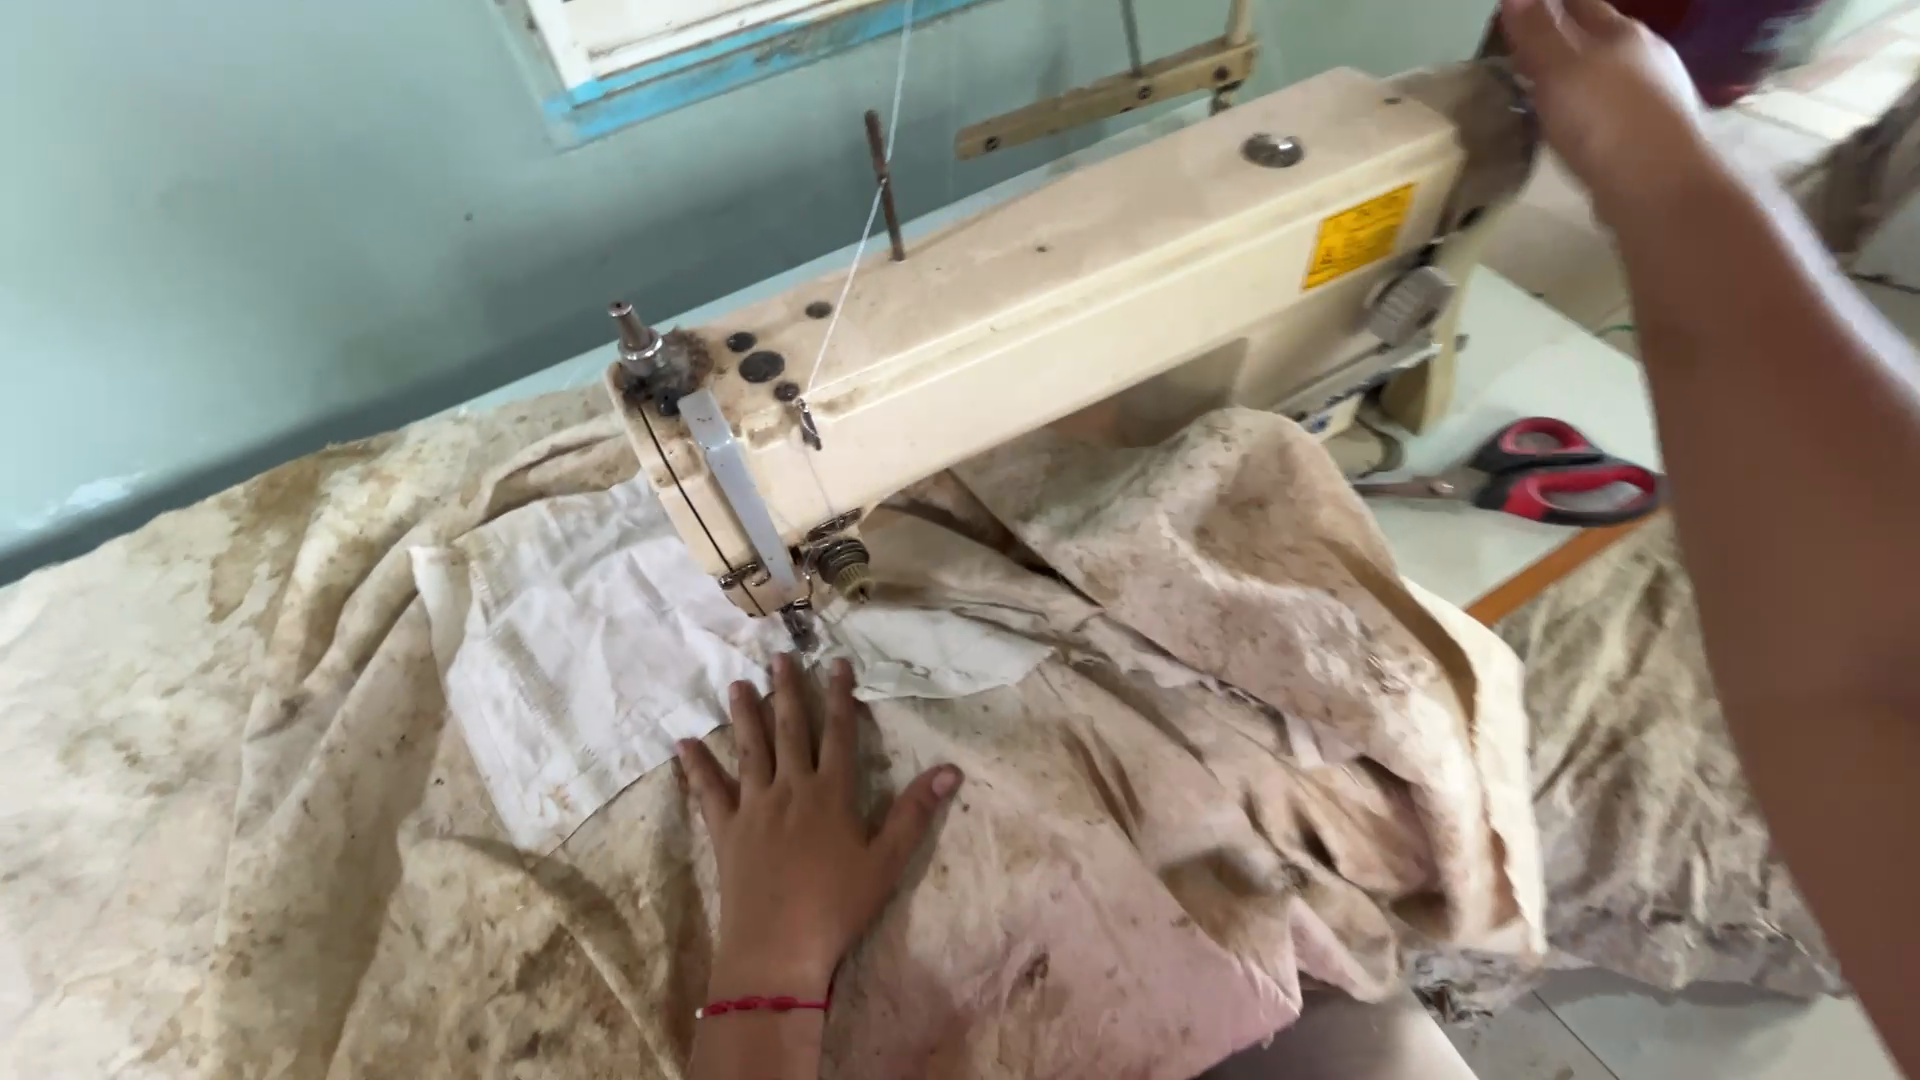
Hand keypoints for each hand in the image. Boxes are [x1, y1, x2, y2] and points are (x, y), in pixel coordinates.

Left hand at [676, 654, 962, 999]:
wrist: (776, 950)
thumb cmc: (837, 906)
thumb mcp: (888, 861)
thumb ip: (916, 811)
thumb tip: (951, 770)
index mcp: (831, 792)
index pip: (838, 731)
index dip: (839, 694)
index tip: (836, 662)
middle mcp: (791, 788)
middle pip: (790, 729)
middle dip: (788, 690)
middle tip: (779, 656)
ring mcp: (754, 807)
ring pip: (749, 749)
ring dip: (745, 714)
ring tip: (737, 683)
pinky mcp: (725, 831)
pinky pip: (708, 791)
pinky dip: (696, 766)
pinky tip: (683, 743)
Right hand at [1501, 0, 1710, 218]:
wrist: (1652, 179)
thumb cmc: (1603, 119)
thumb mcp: (1561, 71)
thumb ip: (1538, 33)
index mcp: (1618, 32)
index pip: (1578, 4)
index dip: (1546, 5)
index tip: (1516, 14)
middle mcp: (1639, 52)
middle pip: (1594, 34)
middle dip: (1561, 35)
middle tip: (1520, 49)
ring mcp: (1646, 89)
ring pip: (1602, 68)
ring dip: (1573, 71)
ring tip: (1539, 85)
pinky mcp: (1642, 126)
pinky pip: (1605, 102)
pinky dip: (1583, 102)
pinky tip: (1570, 119)